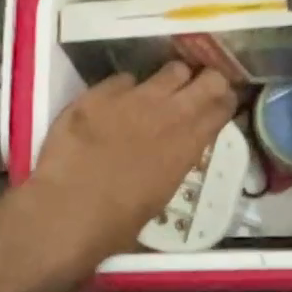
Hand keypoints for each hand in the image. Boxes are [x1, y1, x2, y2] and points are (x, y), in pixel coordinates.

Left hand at [28, 63, 236, 262]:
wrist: (67, 210)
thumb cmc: (117, 221)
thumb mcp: (161, 196)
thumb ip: (174, 162)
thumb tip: (174, 150)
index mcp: (188, 144)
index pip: (222, 106)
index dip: (225, 101)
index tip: (221, 102)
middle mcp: (169, 113)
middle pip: (207, 78)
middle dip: (207, 81)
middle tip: (199, 89)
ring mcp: (134, 97)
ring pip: (170, 69)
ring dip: (170, 80)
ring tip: (159, 93)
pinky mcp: (100, 92)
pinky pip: (123, 79)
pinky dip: (124, 89)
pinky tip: (114, 105)